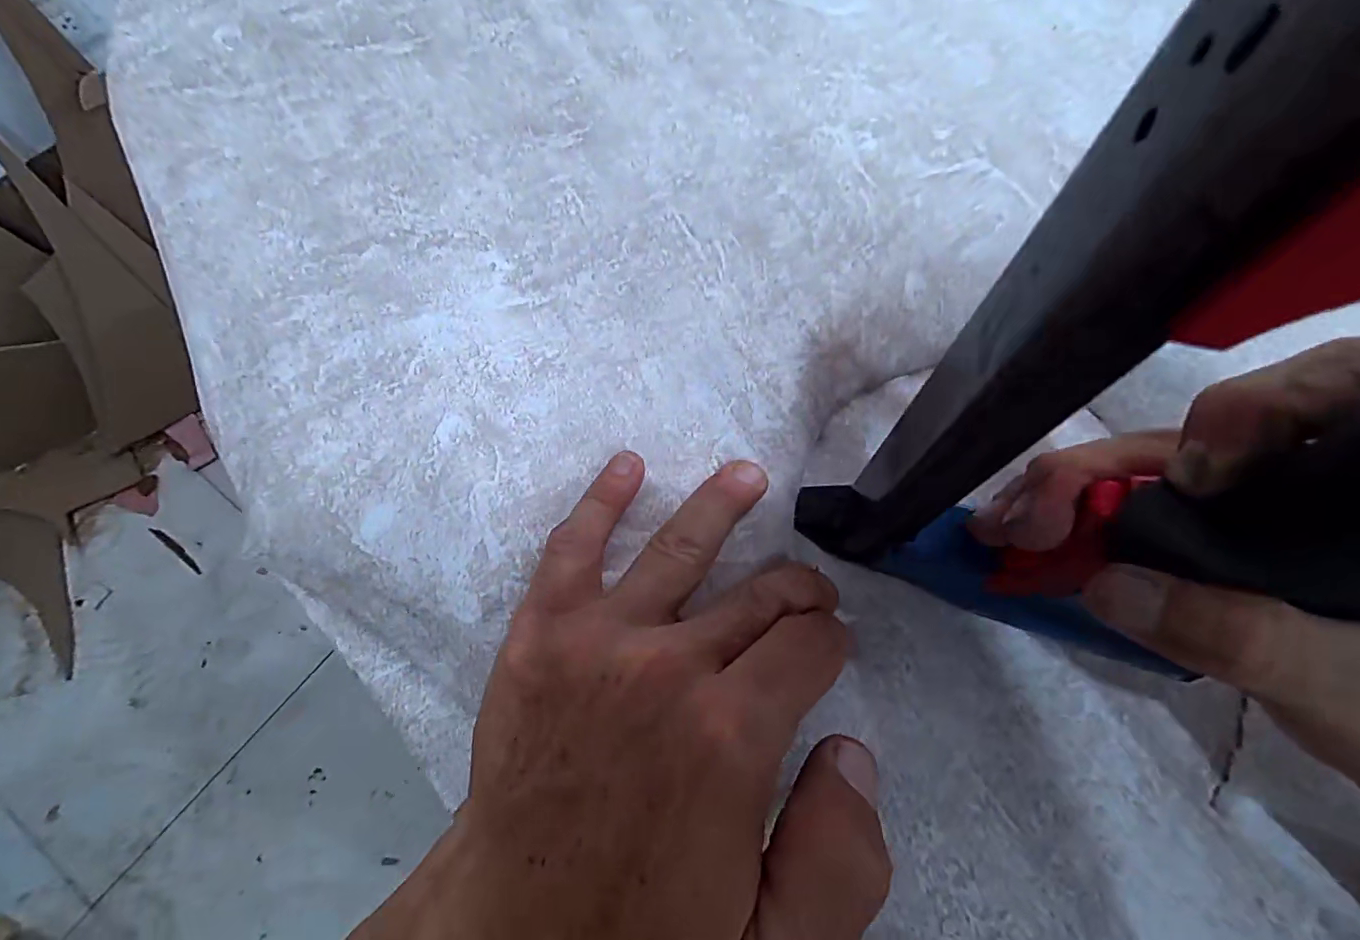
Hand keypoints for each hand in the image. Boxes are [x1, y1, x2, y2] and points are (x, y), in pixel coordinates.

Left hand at [355, 453, 890, 939]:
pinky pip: (572, 551)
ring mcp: (600, 643)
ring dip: (722, 505)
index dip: (833, 641)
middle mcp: (670, 669)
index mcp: (732, 734)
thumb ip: (840, 855)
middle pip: (762, 594)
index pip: (810, 645)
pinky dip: (601, 503)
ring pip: (681, 548)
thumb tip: (850, 747)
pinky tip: (627, 467)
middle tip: (812, 593)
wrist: (510, 938)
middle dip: (800, 587)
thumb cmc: (644, 930)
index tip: (834, 647)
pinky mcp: (540, 637)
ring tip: (747, 477)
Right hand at [976, 339, 1359, 938]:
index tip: (1200, 477)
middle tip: (1036, 512)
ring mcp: (1258, 488)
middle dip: (1110, 465)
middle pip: (1205, 427)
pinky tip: (1025, 535)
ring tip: (1004, 527)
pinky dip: (1076, 520)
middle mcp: (1325, 455)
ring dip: (1070, 491)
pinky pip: (1136, 506)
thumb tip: (1107, 585)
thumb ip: (1257, 640)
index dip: (1258, 407)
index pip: (1342, 382)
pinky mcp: (1213, 525)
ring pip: (1154, 464)